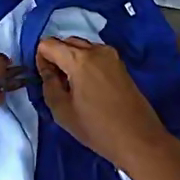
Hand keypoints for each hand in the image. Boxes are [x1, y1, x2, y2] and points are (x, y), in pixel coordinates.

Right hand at [35, 37, 177, 172]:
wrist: (138, 137)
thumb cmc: (97, 127)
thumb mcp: (62, 111)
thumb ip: (49, 84)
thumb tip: (46, 68)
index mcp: (80, 58)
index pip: (49, 44)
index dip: (41, 58)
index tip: (44, 78)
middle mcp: (97, 49)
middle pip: (67, 42)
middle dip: (57, 57)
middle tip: (56, 83)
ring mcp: (112, 55)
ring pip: (82, 47)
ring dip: (72, 59)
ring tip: (72, 87)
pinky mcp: (121, 64)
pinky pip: (96, 55)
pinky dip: (86, 63)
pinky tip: (88, 87)